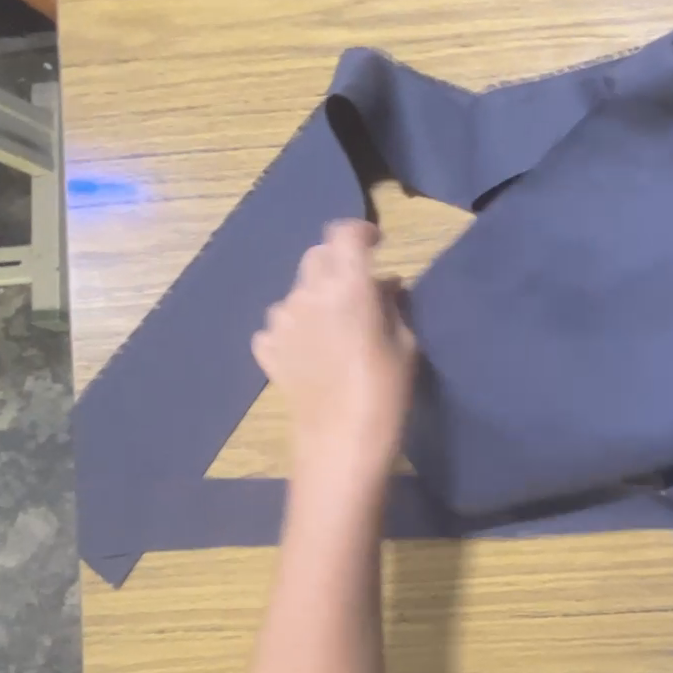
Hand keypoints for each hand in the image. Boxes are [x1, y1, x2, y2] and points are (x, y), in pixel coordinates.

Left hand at [252, 220, 416, 486]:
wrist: (341, 440)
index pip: (345, 235)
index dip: (360, 231)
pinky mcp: (267, 347)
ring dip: (319, 296)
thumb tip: (385, 285)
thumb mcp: (406, 345)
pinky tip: (316, 350)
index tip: (376, 242)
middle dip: (340, 262)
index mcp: (348, 288)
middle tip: (362, 288)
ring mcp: (281, 320)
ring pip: (299, 290)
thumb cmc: (387, 391)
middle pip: (318, 256)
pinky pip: (282, 323)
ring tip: (340, 327)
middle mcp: (307, 294)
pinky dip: (300, 326)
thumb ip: (393, 306)